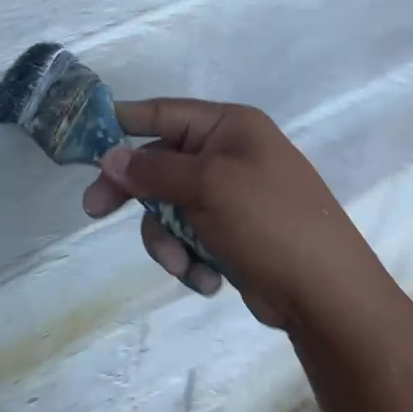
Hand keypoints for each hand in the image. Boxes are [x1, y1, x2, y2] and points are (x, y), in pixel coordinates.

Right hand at [81, 99, 387, 329]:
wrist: (328, 298)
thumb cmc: (270, 223)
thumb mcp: (207, 186)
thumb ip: (153, 170)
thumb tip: (109, 157)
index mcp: (230, 126)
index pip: (161, 113)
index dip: (121, 123)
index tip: (84, 142)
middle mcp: (228, 154)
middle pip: (158, 164)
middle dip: (135, 194)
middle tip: (94, 211)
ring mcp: (231, 196)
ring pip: (167, 207)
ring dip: (167, 239)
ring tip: (184, 265)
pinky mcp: (231, 233)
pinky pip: (187, 235)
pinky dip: (189, 257)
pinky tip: (207, 278)